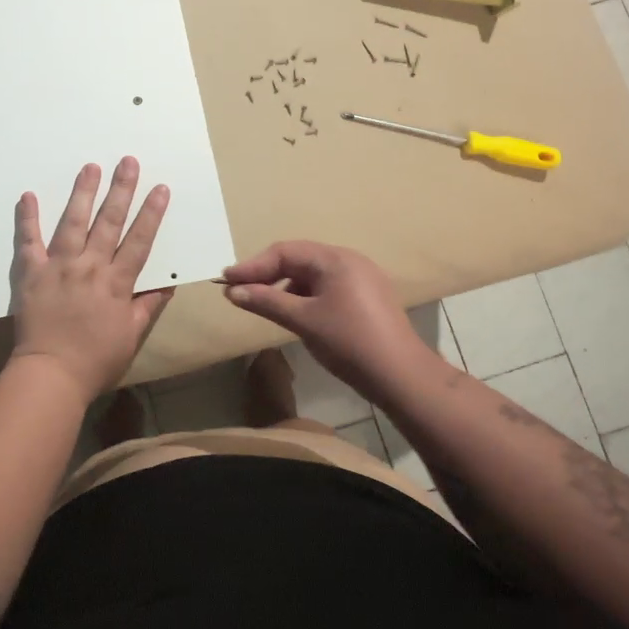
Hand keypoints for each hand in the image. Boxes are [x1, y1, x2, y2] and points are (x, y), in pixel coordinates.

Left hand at [8, 157, 172, 403]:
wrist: (52, 373)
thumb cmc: (96, 360)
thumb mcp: (131, 336)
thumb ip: (147, 307)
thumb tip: (166, 284)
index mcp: (117, 283)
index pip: (139, 241)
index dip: (151, 213)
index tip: (160, 188)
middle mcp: (90, 266)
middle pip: (109, 222)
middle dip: (121, 190)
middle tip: (128, 161)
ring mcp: (58, 266)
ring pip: (73, 222)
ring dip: (82, 193)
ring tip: (89, 167)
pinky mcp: (30, 272)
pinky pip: (28, 240)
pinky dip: (27, 218)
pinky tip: (27, 196)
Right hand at [222, 241, 426, 387]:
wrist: (402, 376)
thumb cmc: (349, 343)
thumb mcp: (303, 320)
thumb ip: (266, 301)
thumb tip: (232, 291)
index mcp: (335, 259)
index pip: (284, 252)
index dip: (252, 266)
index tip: (226, 280)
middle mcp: (350, 261)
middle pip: (298, 259)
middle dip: (267, 274)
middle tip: (240, 290)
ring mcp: (362, 279)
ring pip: (312, 275)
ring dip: (285, 286)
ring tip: (263, 304)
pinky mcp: (367, 298)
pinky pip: (327, 287)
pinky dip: (304, 296)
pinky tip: (294, 314)